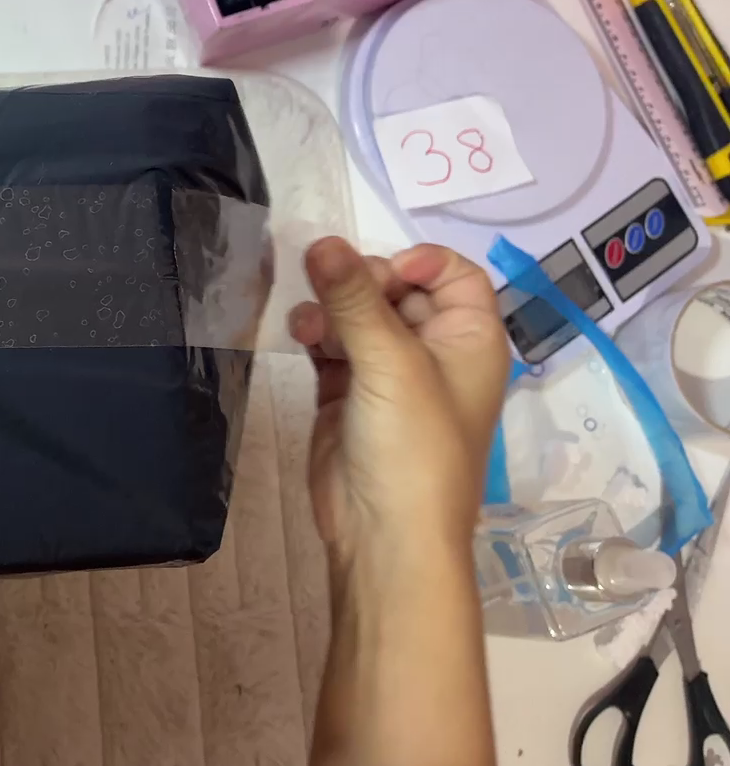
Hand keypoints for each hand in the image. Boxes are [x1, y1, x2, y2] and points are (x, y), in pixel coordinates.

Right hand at [286, 238, 508, 565]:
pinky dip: (312, 333)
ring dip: (326, 309)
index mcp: (467, 339)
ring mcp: (384, 370)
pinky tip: (298, 339)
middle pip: (394, 288)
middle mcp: (430, 349)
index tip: (372, 274)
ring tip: (305, 329)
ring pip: (353, 313)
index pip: (452, 274)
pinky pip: (328, 341)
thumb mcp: (388, 364)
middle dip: (356, 284)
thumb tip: (321, 240)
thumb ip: (353, 300)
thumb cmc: (410, 445)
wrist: (379, 525)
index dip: (415, 263)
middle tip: (330, 299)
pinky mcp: (344, 388)